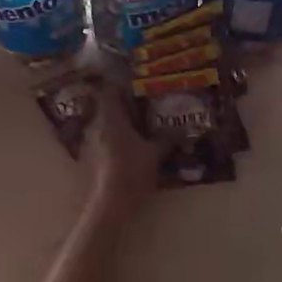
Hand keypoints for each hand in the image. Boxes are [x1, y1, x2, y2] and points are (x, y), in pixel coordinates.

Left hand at [85, 83, 157, 207]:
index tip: (137, 81)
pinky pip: (111, 138)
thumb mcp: (155, 152)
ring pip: (110, 123)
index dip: (121, 84)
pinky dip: (123, 135)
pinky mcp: (99, 157)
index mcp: (111, 119)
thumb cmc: (132, 170)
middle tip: (147, 99)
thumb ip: (168, 138)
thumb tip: (183, 129)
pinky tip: (138, 140)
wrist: (113, 200)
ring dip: (126, 120)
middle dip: (127, 103)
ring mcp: (97, 143)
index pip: (109, 92)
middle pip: (110, 107)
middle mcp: (100, 127)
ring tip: (146, 118)